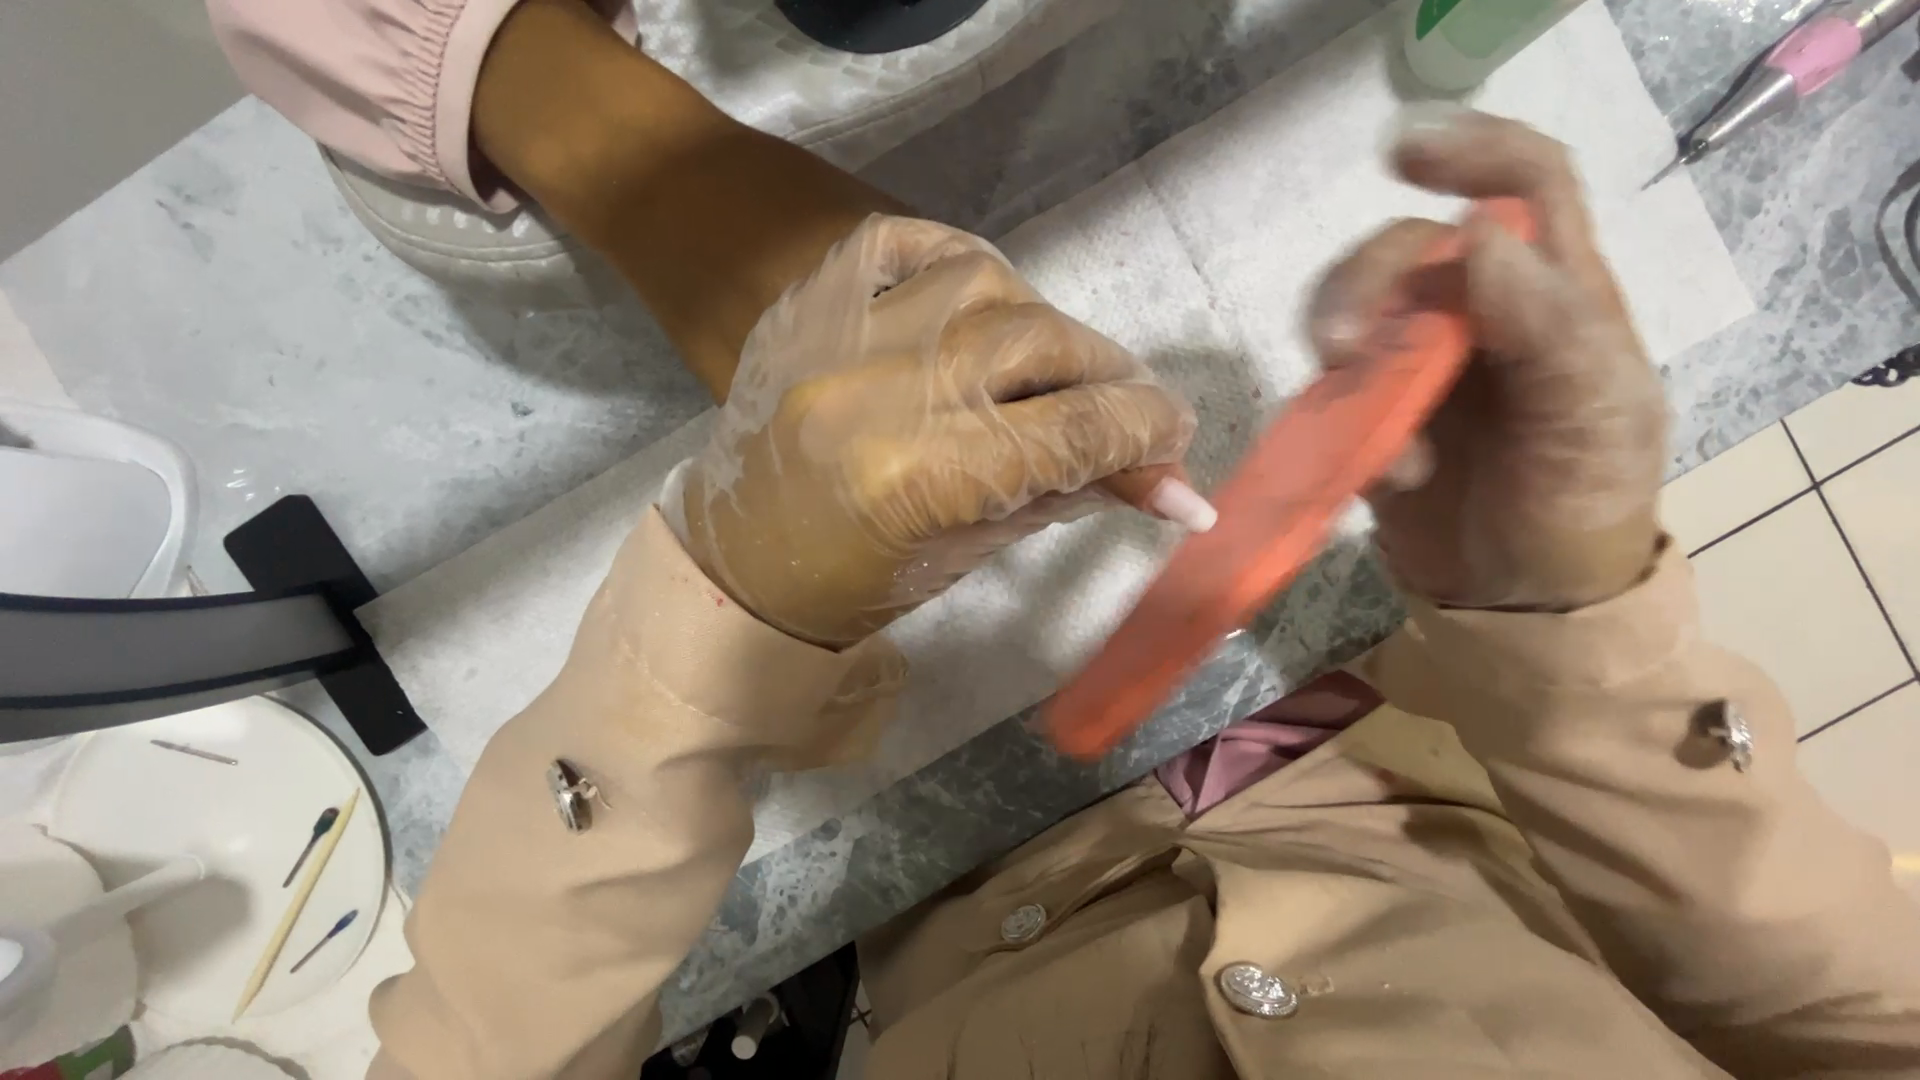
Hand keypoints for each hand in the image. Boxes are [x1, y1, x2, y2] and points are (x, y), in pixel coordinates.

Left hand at [672, 215, 1198, 646]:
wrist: (733, 566)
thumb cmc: (851, 586)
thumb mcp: (967, 554)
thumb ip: (1065, 496)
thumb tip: (1171, 484)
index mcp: (920, 477)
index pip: (1071, 430)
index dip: (1144, 430)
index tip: (1177, 434)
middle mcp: (881, 388)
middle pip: (1039, 344)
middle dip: (1106, 375)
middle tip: (1126, 404)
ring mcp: (837, 333)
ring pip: (985, 280)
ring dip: (1039, 321)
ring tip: (1049, 365)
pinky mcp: (809, 303)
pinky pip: (904, 243)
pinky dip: (959, 264)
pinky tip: (980, 304)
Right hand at [1307, 110, 1666, 609]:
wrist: (1519, 599)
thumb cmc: (1577, 503)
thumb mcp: (1594, 417)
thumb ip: (1548, 323)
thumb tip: (1467, 236)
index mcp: (1556, 296)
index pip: (1524, 187)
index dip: (1470, 153)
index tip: (1399, 157)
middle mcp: (1479, 315)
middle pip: (1406, 252)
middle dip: (1362, 284)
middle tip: (1339, 347)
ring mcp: (1416, 366)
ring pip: (1352, 311)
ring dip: (1337, 345)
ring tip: (1362, 418)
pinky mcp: (1368, 414)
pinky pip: (1329, 389)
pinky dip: (1336, 419)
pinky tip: (1379, 468)